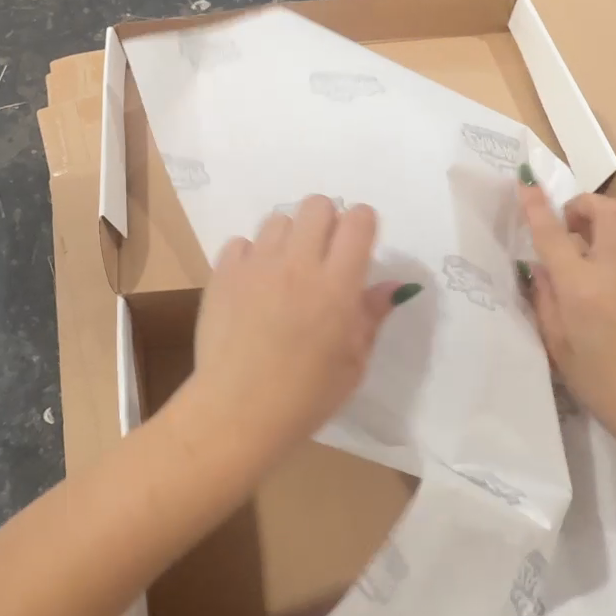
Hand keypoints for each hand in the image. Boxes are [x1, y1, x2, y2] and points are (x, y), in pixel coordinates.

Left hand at [180, 196, 407, 462]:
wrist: (237, 410)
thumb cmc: (305, 396)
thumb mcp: (353, 363)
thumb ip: (371, 316)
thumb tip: (393, 285)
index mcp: (336, 285)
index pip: (357, 222)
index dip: (362, 224)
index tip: (360, 243)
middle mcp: (297, 264)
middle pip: (316, 205)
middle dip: (326, 222)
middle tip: (323, 256)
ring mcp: (256, 265)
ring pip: (278, 219)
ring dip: (288, 237)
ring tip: (286, 271)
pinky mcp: (222, 273)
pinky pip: (241, 242)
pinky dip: (251, 255)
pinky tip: (253, 284)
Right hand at [519, 182, 615, 455]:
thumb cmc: (612, 392)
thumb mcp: (562, 353)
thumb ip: (547, 305)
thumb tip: (540, 272)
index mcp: (583, 288)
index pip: (553, 233)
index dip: (536, 204)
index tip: (525, 180)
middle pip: (607, 210)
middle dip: (583, 205)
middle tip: (567, 229)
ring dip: (599, 241)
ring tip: (584, 284)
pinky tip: (615, 317)